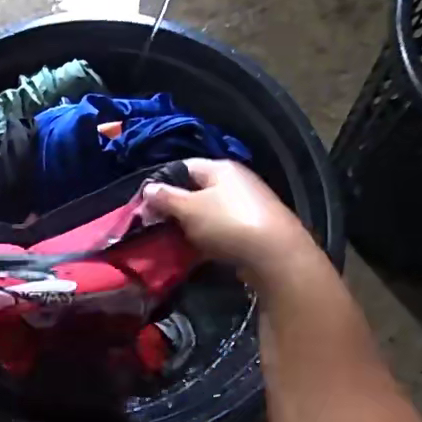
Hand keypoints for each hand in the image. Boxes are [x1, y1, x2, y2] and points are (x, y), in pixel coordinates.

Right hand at [141, 159, 317, 287]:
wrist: (276, 255)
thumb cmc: (228, 223)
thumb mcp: (189, 209)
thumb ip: (166, 198)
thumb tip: (148, 188)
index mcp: (220, 168)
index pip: (183, 166)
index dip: (162, 182)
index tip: (146, 203)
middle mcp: (236, 181)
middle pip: (197, 191)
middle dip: (176, 208)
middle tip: (156, 225)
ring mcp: (247, 206)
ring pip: (209, 213)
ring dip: (191, 227)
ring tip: (173, 242)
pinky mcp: (254, 229)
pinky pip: (222, 230)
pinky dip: (208, 239)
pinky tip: (197, 253)